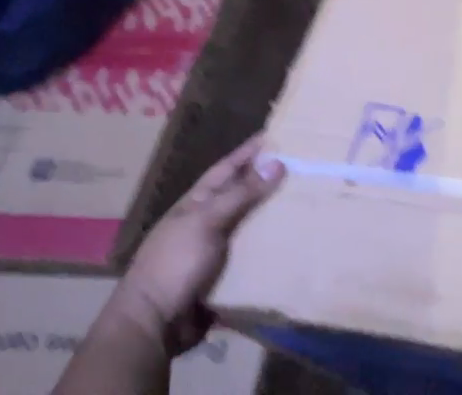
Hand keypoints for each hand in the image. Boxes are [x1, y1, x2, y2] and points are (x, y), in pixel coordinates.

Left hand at [107, 134, 285, 355]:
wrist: (153, 326)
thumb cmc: (174, 264)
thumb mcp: (205, 222)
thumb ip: (240, 194)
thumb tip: (277, 163)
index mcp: (196, 205)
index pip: (226, 169)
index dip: (248, 152)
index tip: (276, 135)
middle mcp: (207, 224)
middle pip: (242, 196)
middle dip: (268, 182)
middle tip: (304, 168)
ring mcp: (215, 252)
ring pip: (252, 226)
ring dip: (274, 217)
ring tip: (308, 203)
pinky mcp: (226, 277)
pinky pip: (255, 257)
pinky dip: (273, 250)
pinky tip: (296, 243)